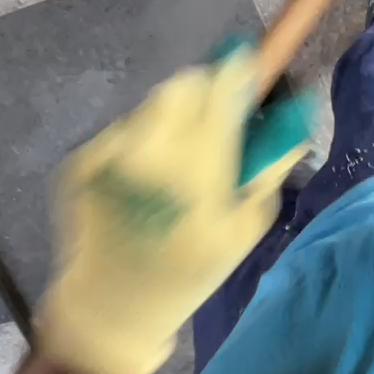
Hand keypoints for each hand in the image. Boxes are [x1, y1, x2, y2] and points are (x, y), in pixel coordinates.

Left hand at [36, 47, 312, 373]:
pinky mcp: (81, 160)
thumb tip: (292, 105)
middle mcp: (149, 151)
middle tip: (208, 122)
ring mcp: (109, 154)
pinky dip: (136, 145)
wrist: (113, 304)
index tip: (244, 69)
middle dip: (200, 94)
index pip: (221, 86)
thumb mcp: (247, 223)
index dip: (237, 71)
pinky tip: (139, 182)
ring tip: (171, 164)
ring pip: (150, 107)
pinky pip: (121, 133)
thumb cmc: (192, 268)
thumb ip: (271, 160)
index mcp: (197, 168)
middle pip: (182, 84)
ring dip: (168, 120)